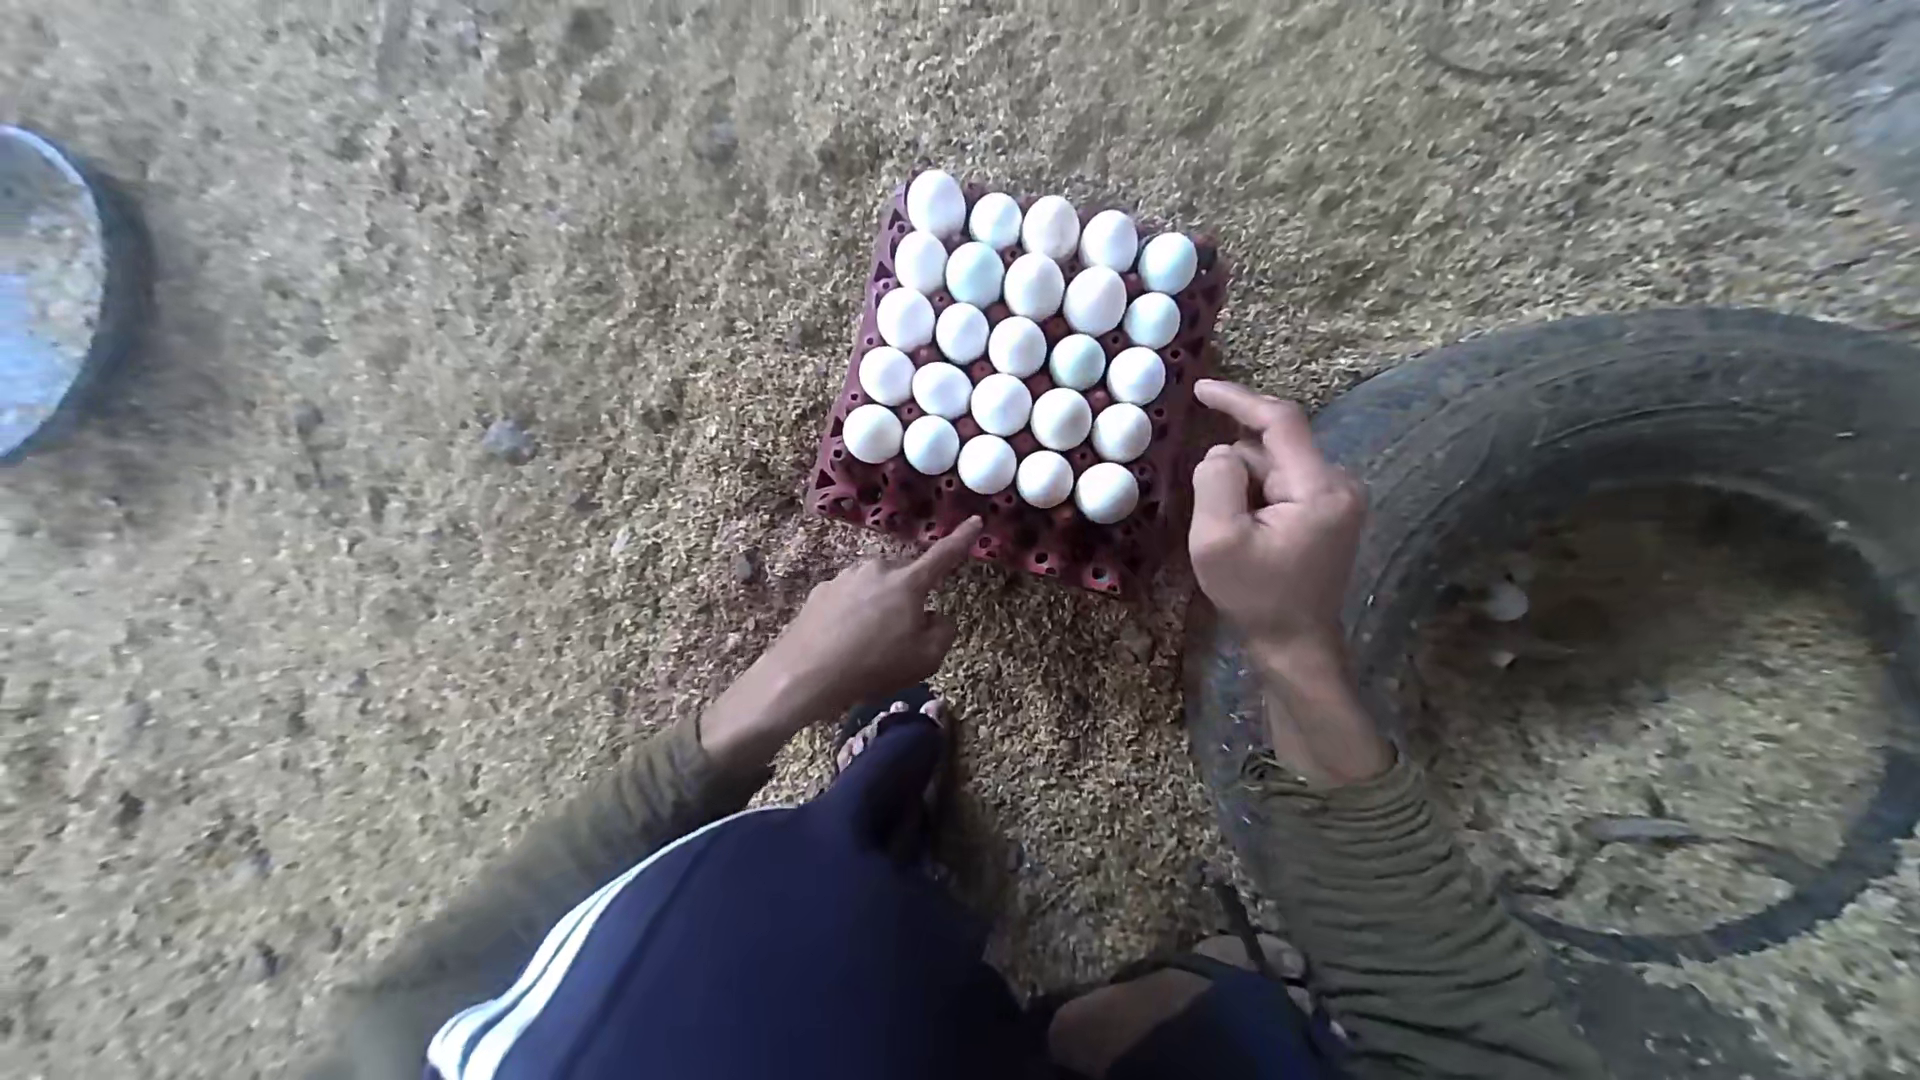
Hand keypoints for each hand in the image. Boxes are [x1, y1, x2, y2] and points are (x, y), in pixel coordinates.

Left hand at [699, 517, 982, 771]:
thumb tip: (934, 616)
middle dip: (908, 599)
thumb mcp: (926, 659)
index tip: (976, 521)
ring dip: (878, 606)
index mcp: (907, 582)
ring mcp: (845, 577)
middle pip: (904, 578)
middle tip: (900, 637)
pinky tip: (844, 641)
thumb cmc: (873, 666)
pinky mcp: (821, 591)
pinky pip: (849, 598)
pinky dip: (853, 614)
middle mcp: (876, 569)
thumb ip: (942, 631)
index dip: (962, 539)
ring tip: (868, 645)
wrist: (804, 674)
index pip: (943, 556)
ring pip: (875, 587)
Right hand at [1189, 380, 1388, 784]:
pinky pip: (1280, 485)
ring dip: (1240, 487)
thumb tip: (1219, 452)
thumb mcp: (1218, 541)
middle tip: (1212, 517)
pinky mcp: (1325, 512)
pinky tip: (1241, 531)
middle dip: (1232, 471)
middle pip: (1271, 450)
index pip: (1280, 422)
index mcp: (1319, 488)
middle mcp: (1337, 484)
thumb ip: (1215, 483)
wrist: (1294, 643)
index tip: (1200, 388)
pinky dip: (1252, 496)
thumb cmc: (1255, 595)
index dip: (1238, 399)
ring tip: (1229, 535)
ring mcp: (1335, 499)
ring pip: (1272, 468)